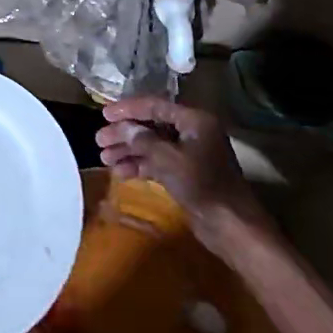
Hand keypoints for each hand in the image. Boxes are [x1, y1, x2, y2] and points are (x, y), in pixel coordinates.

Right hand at [94, 97, 261, 241]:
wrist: (232, 227)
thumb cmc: (202, 185)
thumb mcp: (168, 159)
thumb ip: (143, 140)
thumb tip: (123, 127)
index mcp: (194, 120)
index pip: (155, 106)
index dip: (128, 109)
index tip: (104, 114)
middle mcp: (192, 132)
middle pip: (151, 126)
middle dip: (124, 134)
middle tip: (100, 141)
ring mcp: (190, 154)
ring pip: (152, 145)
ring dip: (128, 150)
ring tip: (104, 159)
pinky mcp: (186, 174)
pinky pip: (157, 162)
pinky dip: (139, 165)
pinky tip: (120, 172)